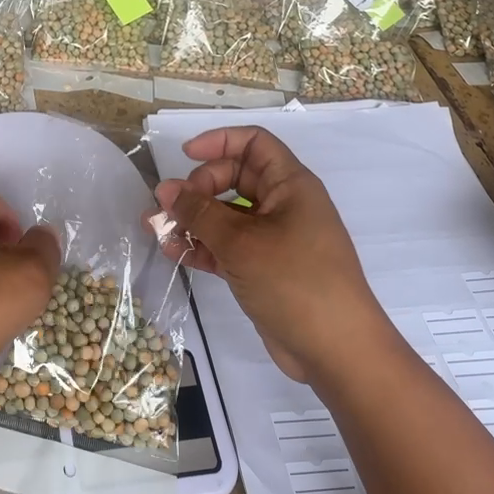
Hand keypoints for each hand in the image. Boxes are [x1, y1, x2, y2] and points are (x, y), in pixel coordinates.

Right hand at [155, 126, 379, 382]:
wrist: (337, 352)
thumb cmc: (295, 282)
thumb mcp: (241, 242)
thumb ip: (199, 212)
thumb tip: (165, 189)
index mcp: (290, 185)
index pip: (254, 143)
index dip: (219, 141)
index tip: (185, 155)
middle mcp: (283, 205)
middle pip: (234, 178)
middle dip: (197, 187)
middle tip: (169, 206)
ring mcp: (274, 239)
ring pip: (226, 216)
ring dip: (193, 220)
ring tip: (157, 230)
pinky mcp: (264, 269)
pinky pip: (227, 246)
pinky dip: (202, 247)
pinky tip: (174, 252)